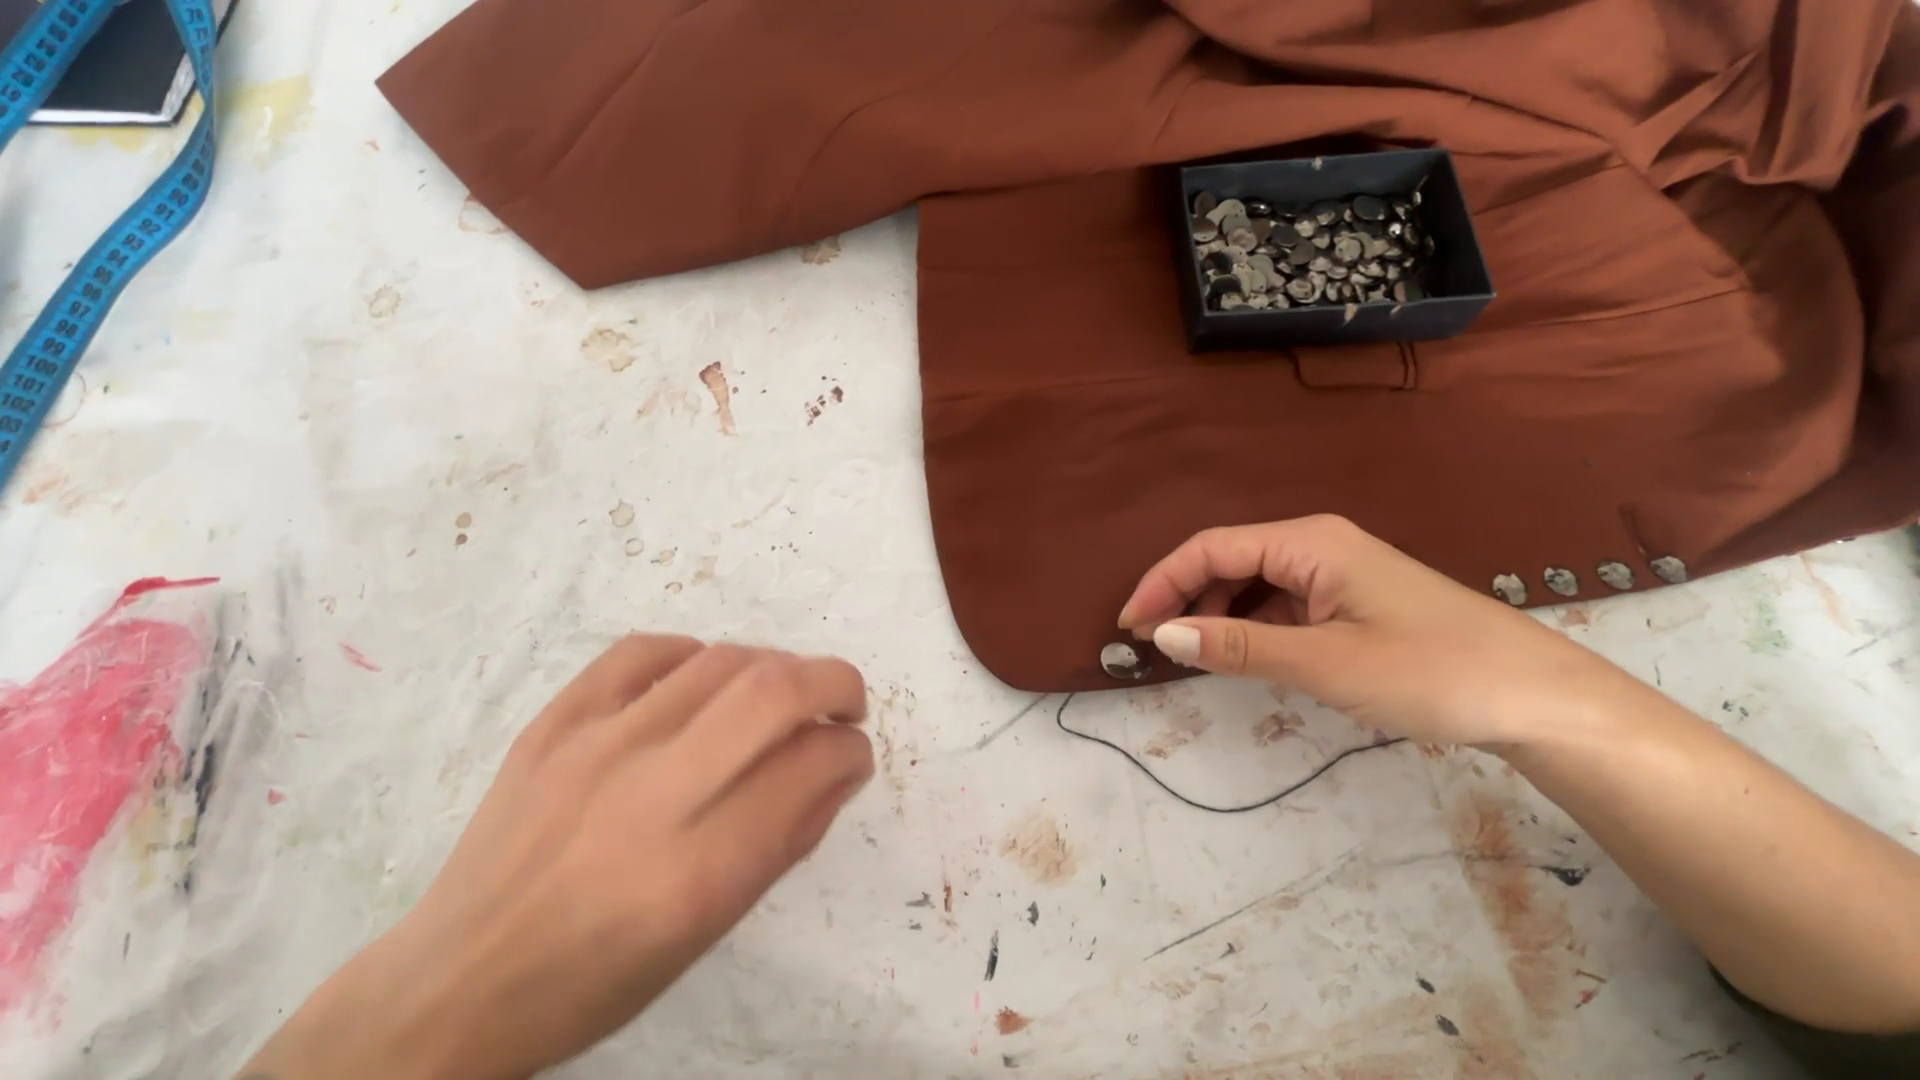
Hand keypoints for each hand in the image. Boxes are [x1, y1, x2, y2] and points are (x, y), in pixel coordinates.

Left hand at [240, 637, 873, 1079]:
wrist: (463, 979)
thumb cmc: (601, 976)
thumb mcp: (712, 930)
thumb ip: (788, 839)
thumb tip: (840, 767)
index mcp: (700, 868)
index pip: (810, 766)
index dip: (852, 749)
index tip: (852, 754)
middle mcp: (652, 792)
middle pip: (773, 690)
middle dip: (835, 682)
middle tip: (844, 704)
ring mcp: (596, 745)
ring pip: (719, 660)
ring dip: (774, 667)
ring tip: (777, 698)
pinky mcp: (553, 721)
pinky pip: (642, 650)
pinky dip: (693, 654)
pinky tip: (702, 681)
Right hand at [1116, 515, 1637, 745]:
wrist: (1536, 696)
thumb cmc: (1429, 671)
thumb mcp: (1324, 663)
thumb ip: (1238, 646)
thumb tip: (1164, 635)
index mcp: (1309, 542)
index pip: (1211, 547)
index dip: (1162, 582)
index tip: (1130, 626)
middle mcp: (1318, 545)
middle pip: (1228, 559)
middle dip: (1183, 595)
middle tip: (1153, 645)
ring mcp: (1337, 573)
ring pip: (1253, 583)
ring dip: (1215, 612)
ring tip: (1189, 653)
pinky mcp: (1352, 602)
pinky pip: (1282, 604)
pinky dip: (1250, 625)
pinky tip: (1241, 654)